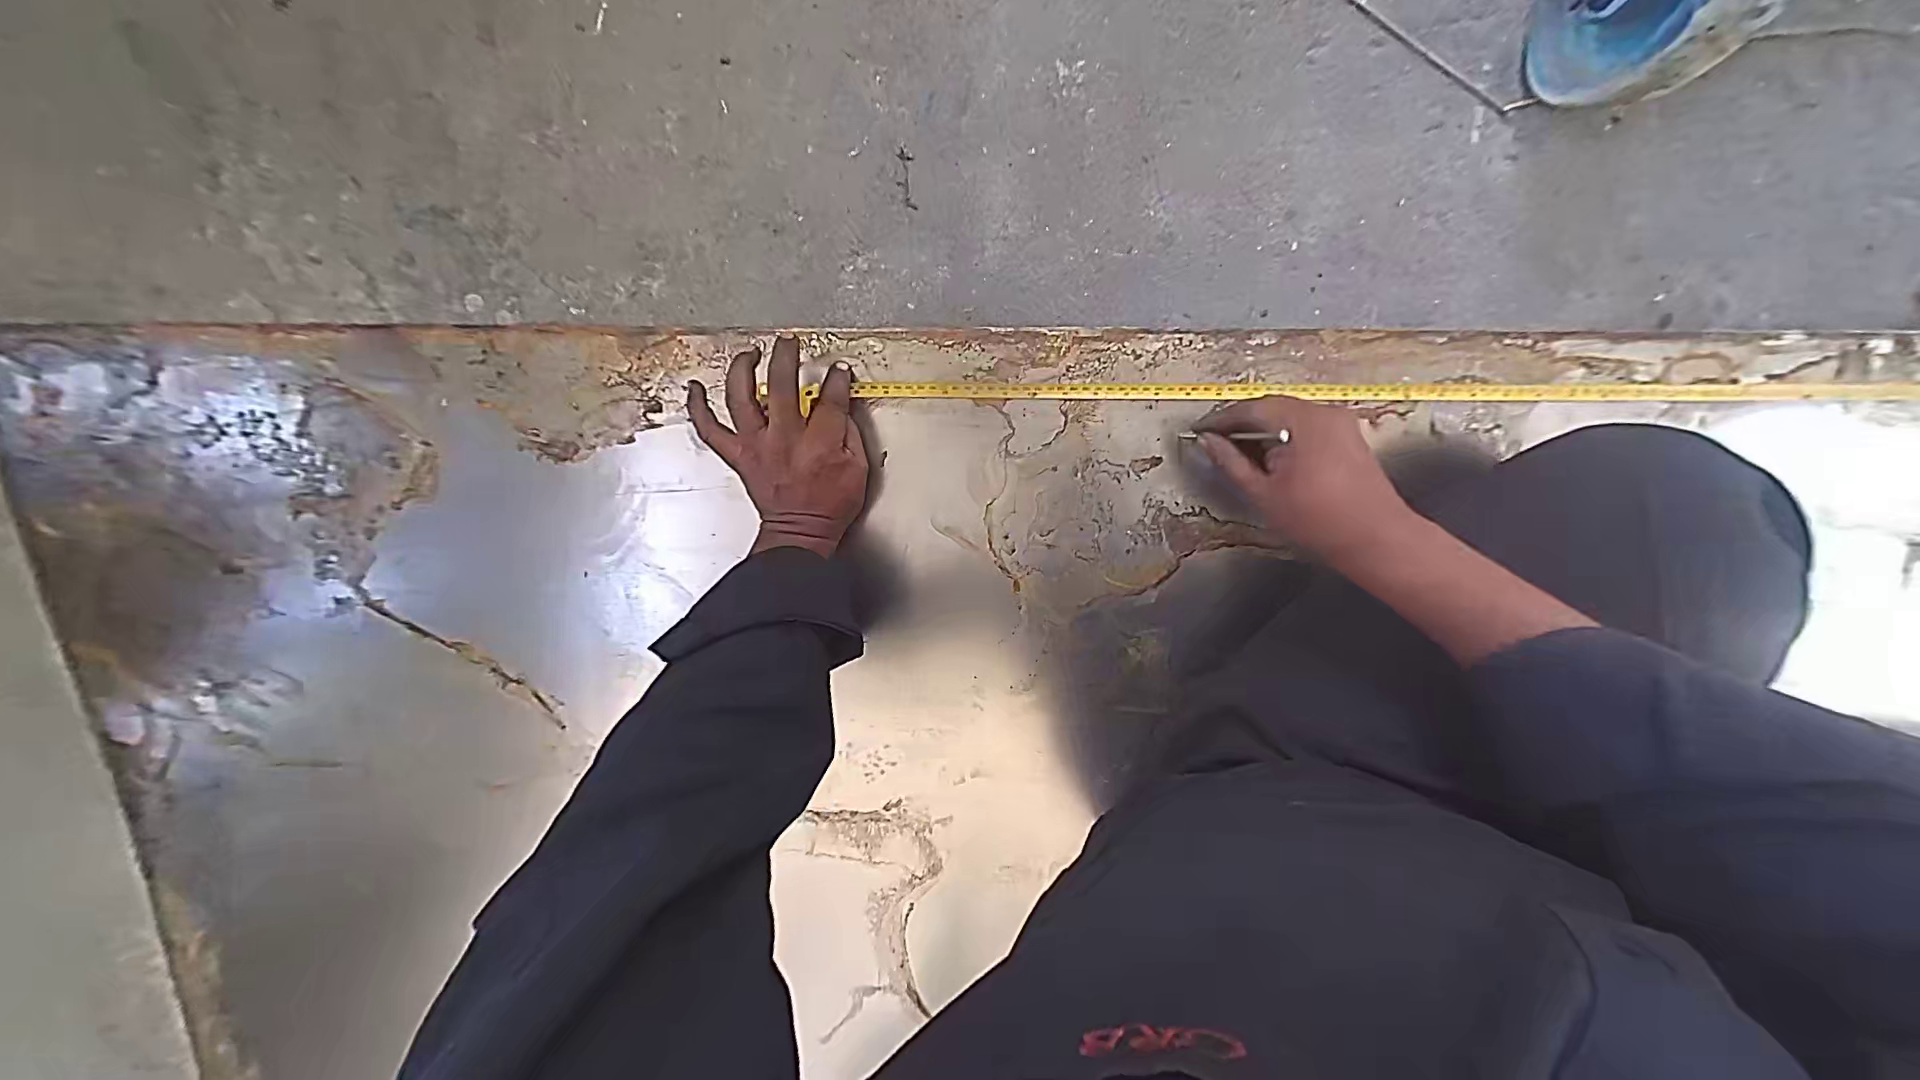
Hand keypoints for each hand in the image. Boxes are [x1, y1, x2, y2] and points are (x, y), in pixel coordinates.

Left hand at [687, 337, 869, 558]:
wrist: (801, 533)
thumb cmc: (830, 506)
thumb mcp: (858, 470)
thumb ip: (850, 435)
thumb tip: (842, 408)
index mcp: (819, 444)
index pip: (829, 399)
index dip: (836, 379)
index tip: (840, 370)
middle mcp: (784, 439)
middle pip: (782, 385)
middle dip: (787, 357)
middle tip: (790, 343)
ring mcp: (757, 446)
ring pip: (742, 397)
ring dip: (744, 369)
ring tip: (750, 353)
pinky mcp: (739, 456)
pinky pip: (711, 429)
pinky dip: (699, 407)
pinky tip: (696, 388)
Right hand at [1196, 396, 1413, 566]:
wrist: (1375, 539)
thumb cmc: (1320, 520)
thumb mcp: (1262, 492)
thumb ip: (1231, 462)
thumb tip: (1209, 442)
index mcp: (1304, 421)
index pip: (1251, 409)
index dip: (1220, 420)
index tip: (1200, 430)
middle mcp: (1325, 413)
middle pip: (1271, 408)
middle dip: (1240, 424)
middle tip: (1213, 441)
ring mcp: (1339, 424)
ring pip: (1287, 417)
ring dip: (1260, 431)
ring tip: (1236, 453)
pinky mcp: (1346, 437)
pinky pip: (1304, 427)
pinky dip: (1281, 437)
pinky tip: (1267, 459)